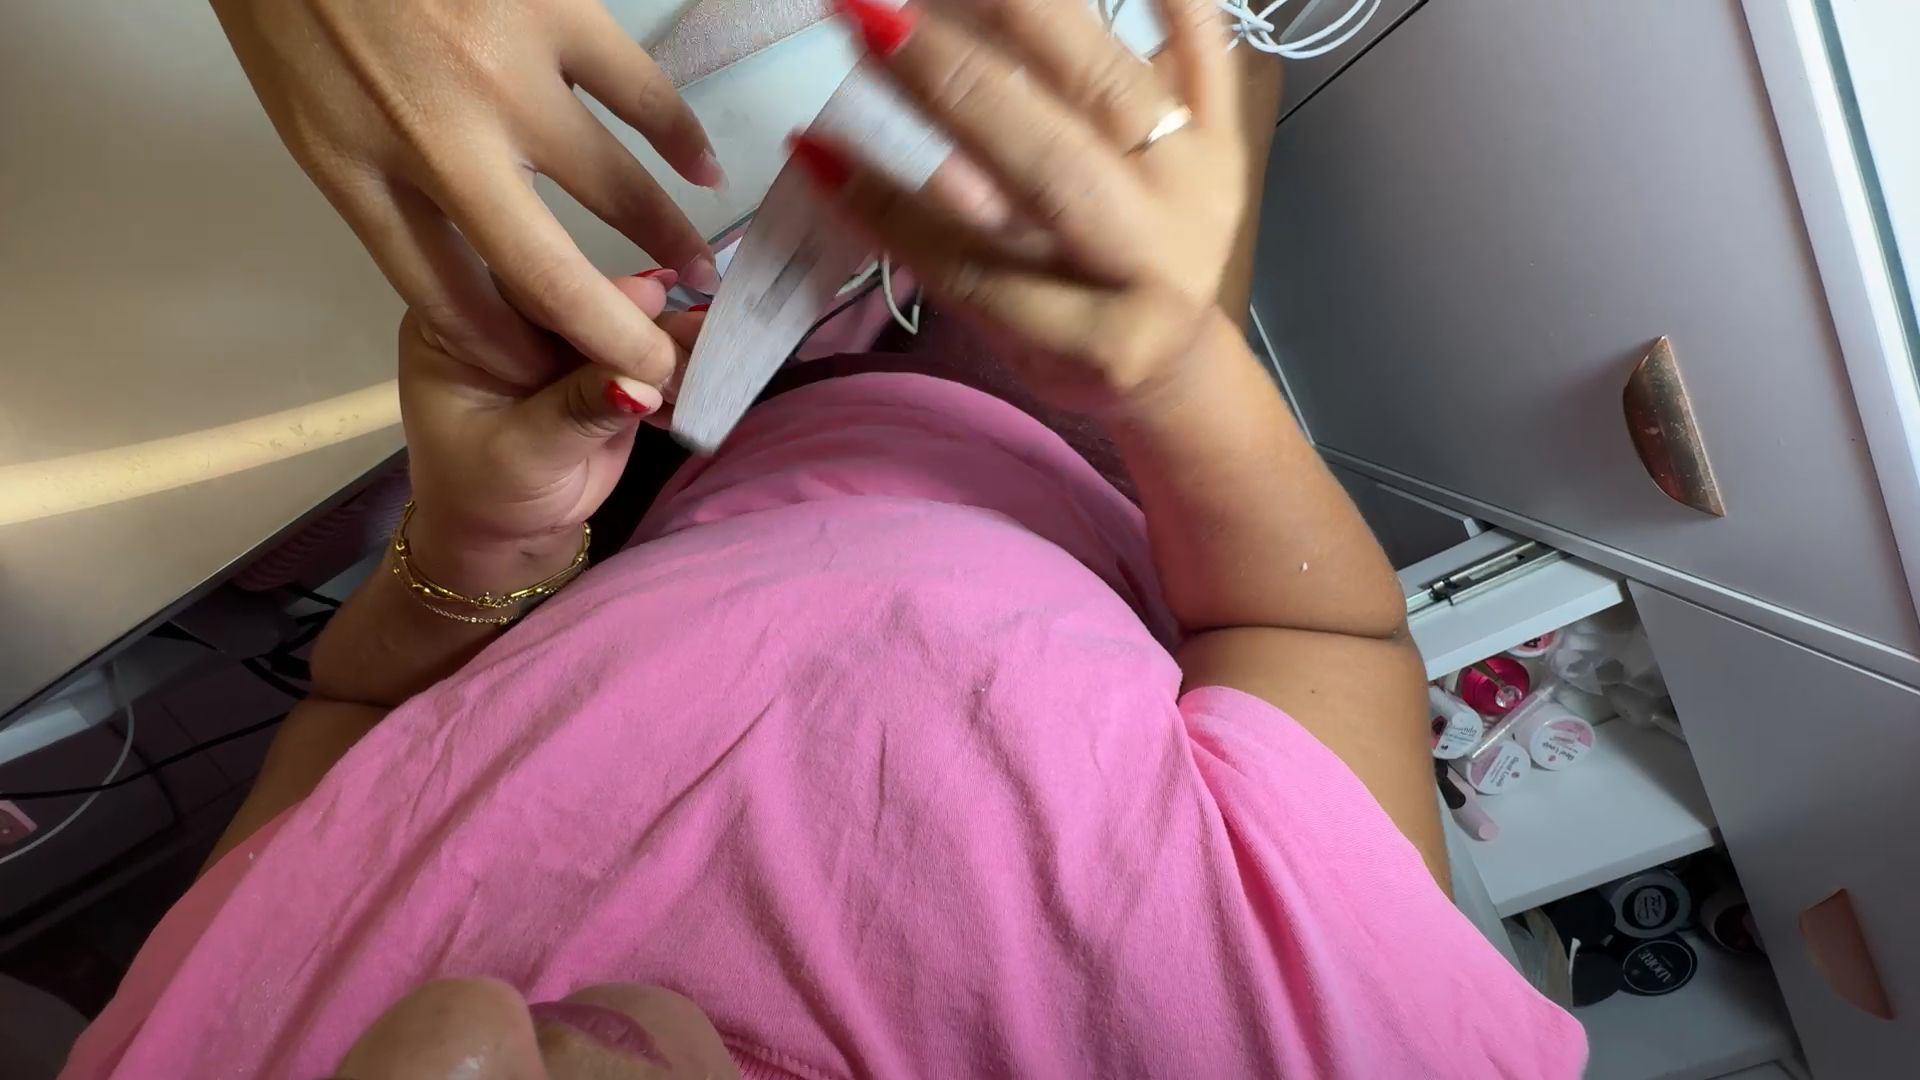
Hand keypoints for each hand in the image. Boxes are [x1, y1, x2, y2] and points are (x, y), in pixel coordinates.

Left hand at [212, 0, 724, 389]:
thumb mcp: (315, 118)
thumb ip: (395, 203)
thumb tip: (492, 283)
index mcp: (356, 168)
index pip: (454, 305)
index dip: (521, 356)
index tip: (565, 370)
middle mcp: (435, 136)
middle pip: (550, 279)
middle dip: (620, 343)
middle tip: (665, 367)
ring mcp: (501, 73)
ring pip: (616, 192)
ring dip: (671, 244)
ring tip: (699, 271)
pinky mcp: (552, 8)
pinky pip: (641, 95)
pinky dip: (683, 140)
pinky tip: (704, 171)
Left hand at [394, 274, 701, 591]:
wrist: (509, 533)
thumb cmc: (488, 494)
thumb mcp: (523, 454)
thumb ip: (578, 412)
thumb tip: (641, 384)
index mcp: (465, 319)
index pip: (531, 287)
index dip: (591, 292)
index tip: (653, 300)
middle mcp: (517, 320)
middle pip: (589, 301)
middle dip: (646, 319)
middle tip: (701, 329)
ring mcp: (565, 345)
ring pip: (626, 331)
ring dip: (672, 346)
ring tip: (714, 354)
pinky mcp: (604, 372)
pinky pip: (646, 362)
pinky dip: (676, 374)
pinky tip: (704, 381)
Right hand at [793, 0, 1244, 415]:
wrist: (1177, 350)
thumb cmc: (1079, 350)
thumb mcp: (1012, 337)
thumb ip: (945, 263)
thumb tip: (838, 166)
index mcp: (1101, 341)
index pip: (983, 270)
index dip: (897, 214)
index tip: (814, 147)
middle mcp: (1157, 262)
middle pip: (1052, 170)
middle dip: (955, 90)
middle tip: (872, 18)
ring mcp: (1200, 190)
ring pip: (1111, 87)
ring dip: (1024, 12)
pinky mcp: (1228, 139)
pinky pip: (1207, 44)